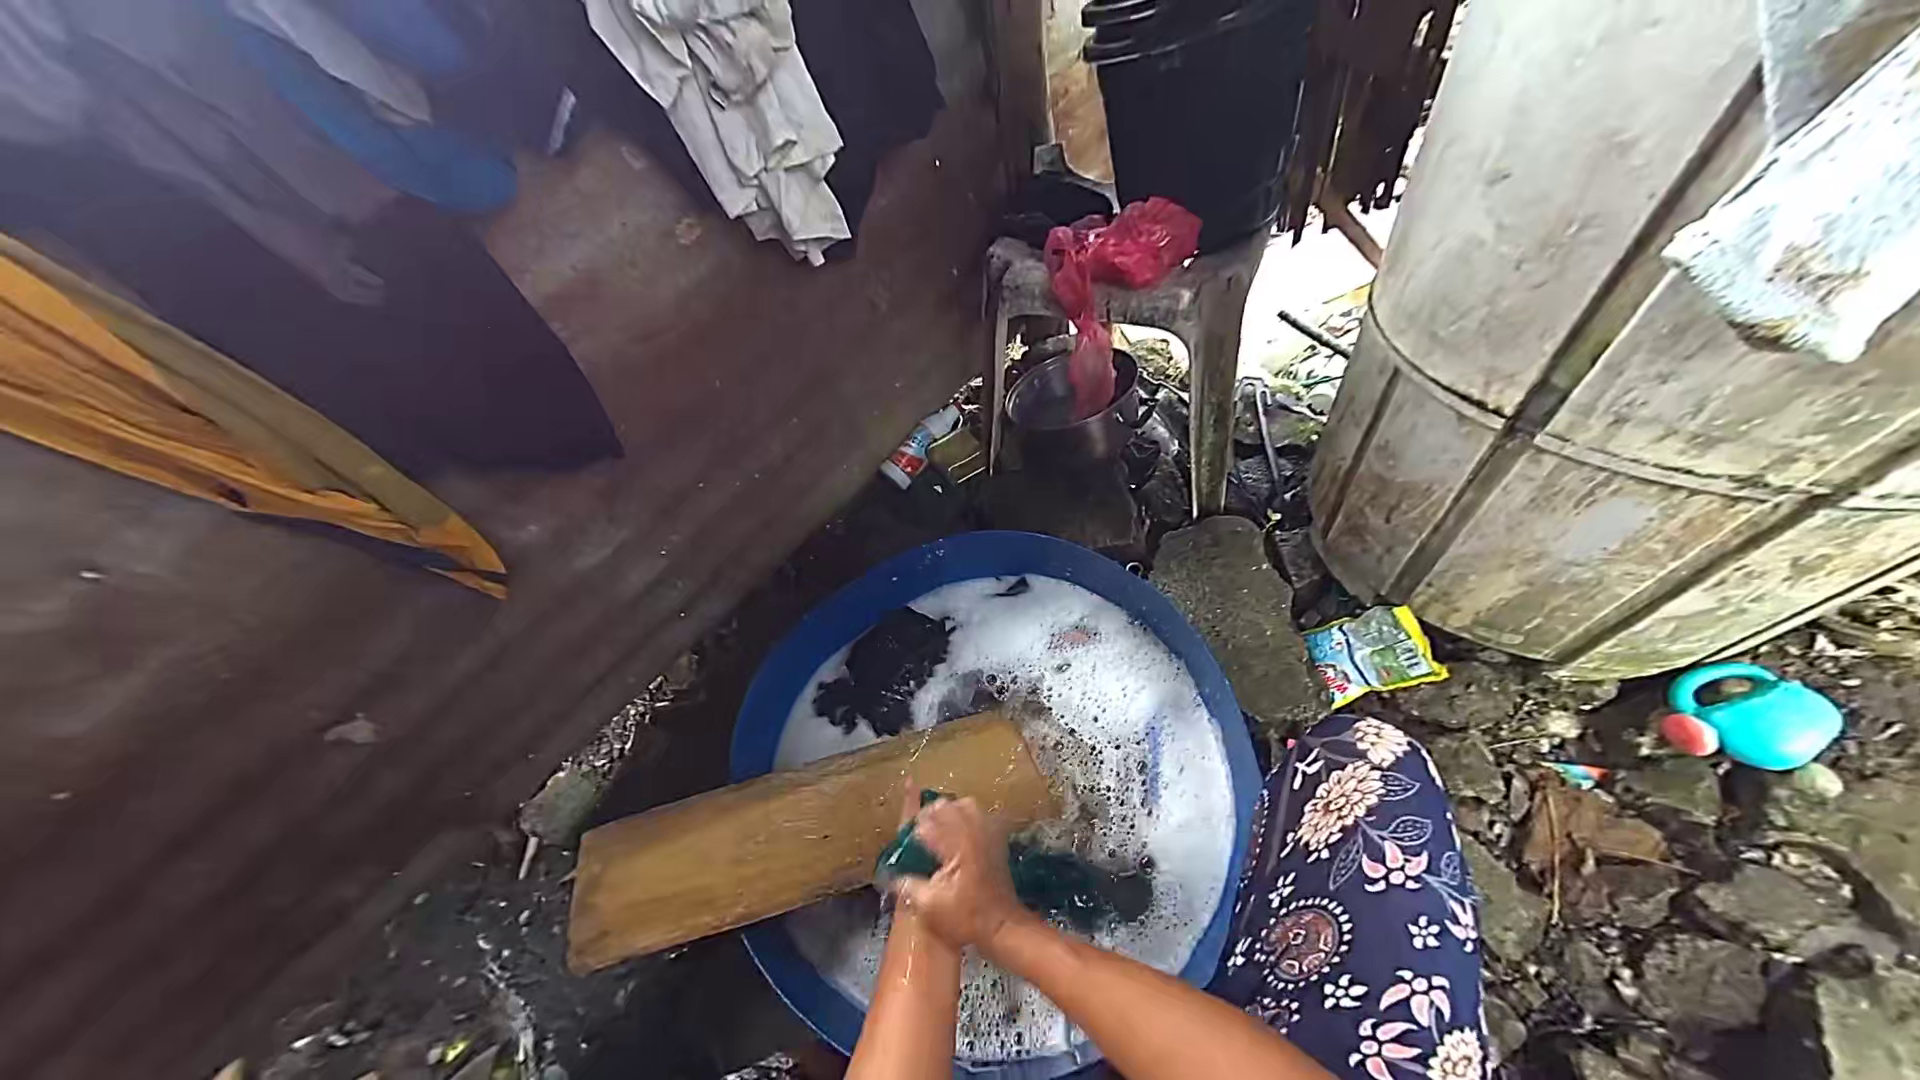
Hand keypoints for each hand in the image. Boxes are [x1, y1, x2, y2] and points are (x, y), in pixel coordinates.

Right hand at [890, 794, 1024, 949]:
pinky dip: (968, 816)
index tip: (905, 842)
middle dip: (928, 815)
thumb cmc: (966, 917)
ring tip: (939, 826)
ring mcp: (987, 832)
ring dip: (949, 811)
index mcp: (955, 844)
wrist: (1001, 925)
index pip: (926, 822)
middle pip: (945, 805)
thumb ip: (907, 886)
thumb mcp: (930, 906)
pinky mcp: (997, 838)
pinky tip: (961, 831)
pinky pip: (981, 814)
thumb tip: (888, 874)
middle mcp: (972, 831)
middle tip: (919, 832)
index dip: (912, 830)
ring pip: (965, 804)